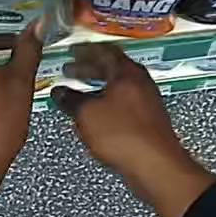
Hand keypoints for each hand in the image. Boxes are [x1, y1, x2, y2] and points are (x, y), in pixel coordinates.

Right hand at [52, 43, 214, 216]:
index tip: (74, 50)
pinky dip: (107, 104)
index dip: (85, 50)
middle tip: (74, 68)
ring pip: (118, 87)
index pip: (104, 51)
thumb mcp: (87, 114)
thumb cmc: (128, 137)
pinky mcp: (148, 122)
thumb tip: (61, 94)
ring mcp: (147, 103)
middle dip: (90, 67)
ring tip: (81, 91)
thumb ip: (70, 100)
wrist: (154, 166)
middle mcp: (141, 84)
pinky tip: (97, 116)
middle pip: (113, 68)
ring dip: (98, 87)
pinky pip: (123, 106)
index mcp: (127, 73)